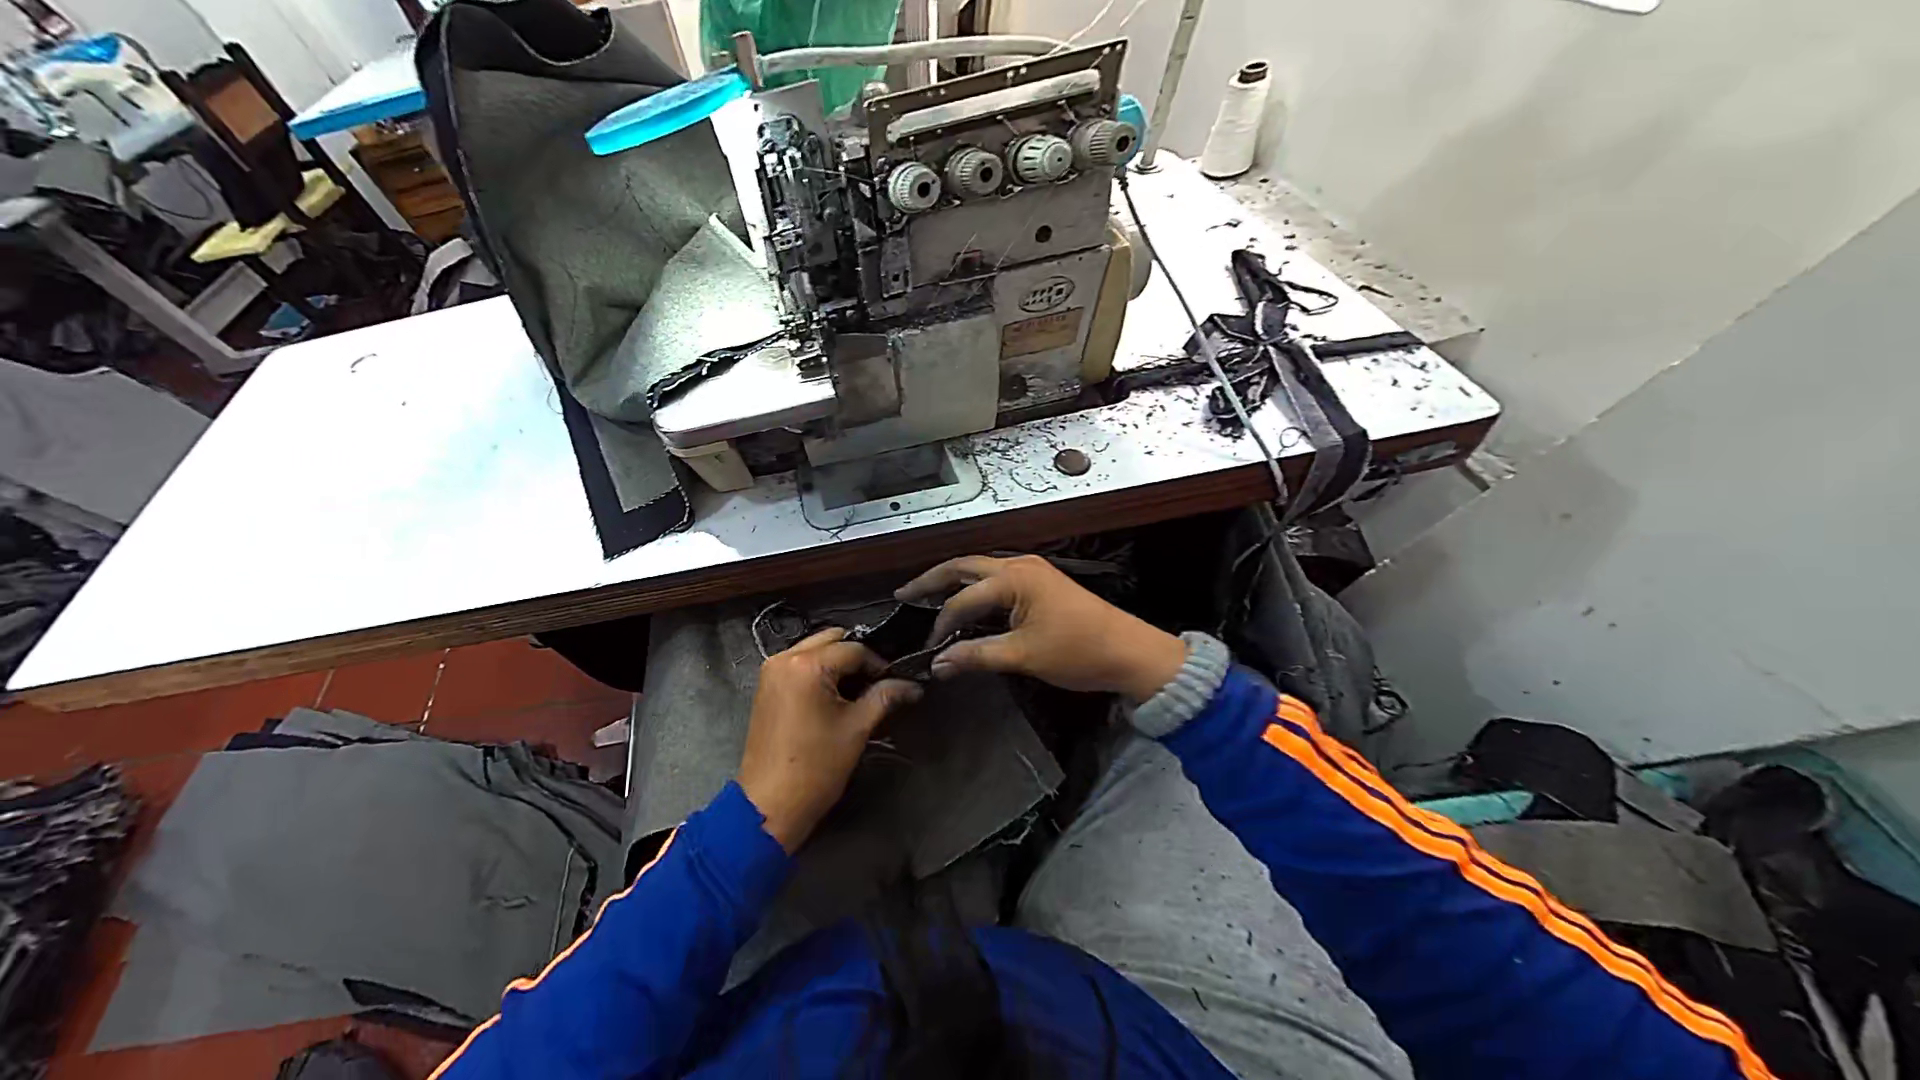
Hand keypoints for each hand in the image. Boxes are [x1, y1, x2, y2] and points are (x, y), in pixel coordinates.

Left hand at [737, 628, 922, 851]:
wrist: (771, 804)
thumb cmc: (817, 766)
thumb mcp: (857, 727)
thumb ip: (885, 696)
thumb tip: (911, 685)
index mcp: (806, 665)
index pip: (854, 649)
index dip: (879, 664)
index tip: (895, 682)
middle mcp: (784, 658)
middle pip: (832, 640)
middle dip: (857, 658)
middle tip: (877, 683)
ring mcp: (771, 671)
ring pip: (815, 650)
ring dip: (837, 664)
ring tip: (858, 691)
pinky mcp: (766, 687)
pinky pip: (800, 665)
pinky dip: (819, 672)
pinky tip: (835, 697)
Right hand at [895, 555, 1186, 703]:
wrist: (1131, 653)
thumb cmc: (1079, 651)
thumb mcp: (1023, 656)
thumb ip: (976, 656)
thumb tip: (937, 665)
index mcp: (1013, 577)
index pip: (962, 599)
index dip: (941, 624)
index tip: (929, 650)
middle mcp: (1020, 565)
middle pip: (964, 566)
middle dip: (933, 580)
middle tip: (905, 594)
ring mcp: (1032, 571)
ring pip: (981, 570)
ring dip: (954, 581)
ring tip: (927, 596)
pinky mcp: (1041, 583)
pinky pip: (997, 579)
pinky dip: (976, 589)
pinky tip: (965, 603)